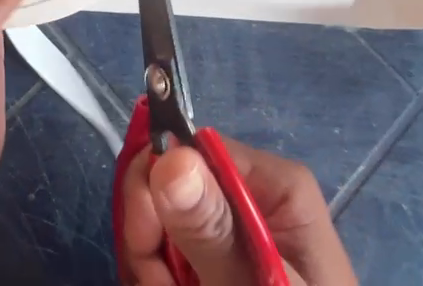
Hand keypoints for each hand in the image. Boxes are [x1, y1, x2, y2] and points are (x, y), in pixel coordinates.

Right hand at [118, 137, 356, 285]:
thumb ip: (214, 232)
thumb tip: (171, 157)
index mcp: (275, 186)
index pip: (190, 149)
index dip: (155, 187)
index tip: (147, 243)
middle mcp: (250, 195)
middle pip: (164, 185)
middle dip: (150, 240)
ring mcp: (231, 227)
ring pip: (156, 222)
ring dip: (151, 267)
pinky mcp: (214, 256)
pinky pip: (163, 251)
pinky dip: (158, 278)